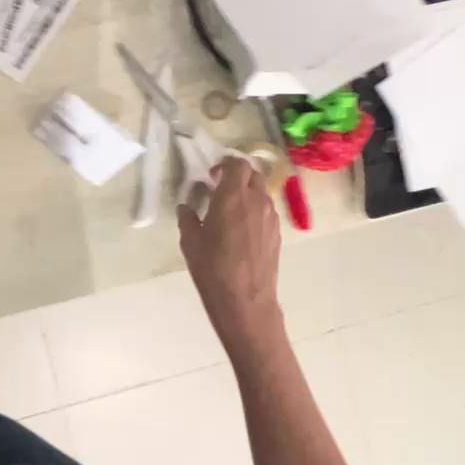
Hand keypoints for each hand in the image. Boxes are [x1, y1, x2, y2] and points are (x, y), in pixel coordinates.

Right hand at [179, 156, 284, 349]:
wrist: (245, 300)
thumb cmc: (212, 269)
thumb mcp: (190, 243)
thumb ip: (188, 219)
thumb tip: (187, 208)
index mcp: (232, 197)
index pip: (236, 165)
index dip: (224, 165)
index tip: (211, 176)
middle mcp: (256, 201)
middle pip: (253, 174)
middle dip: (236, 176)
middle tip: (219, 189)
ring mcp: (270, 217)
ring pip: (261, 192)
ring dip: (246, 193)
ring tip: (228, 211)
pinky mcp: (277, 232)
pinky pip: (265, 211)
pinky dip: (253, 210)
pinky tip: (239, 230)